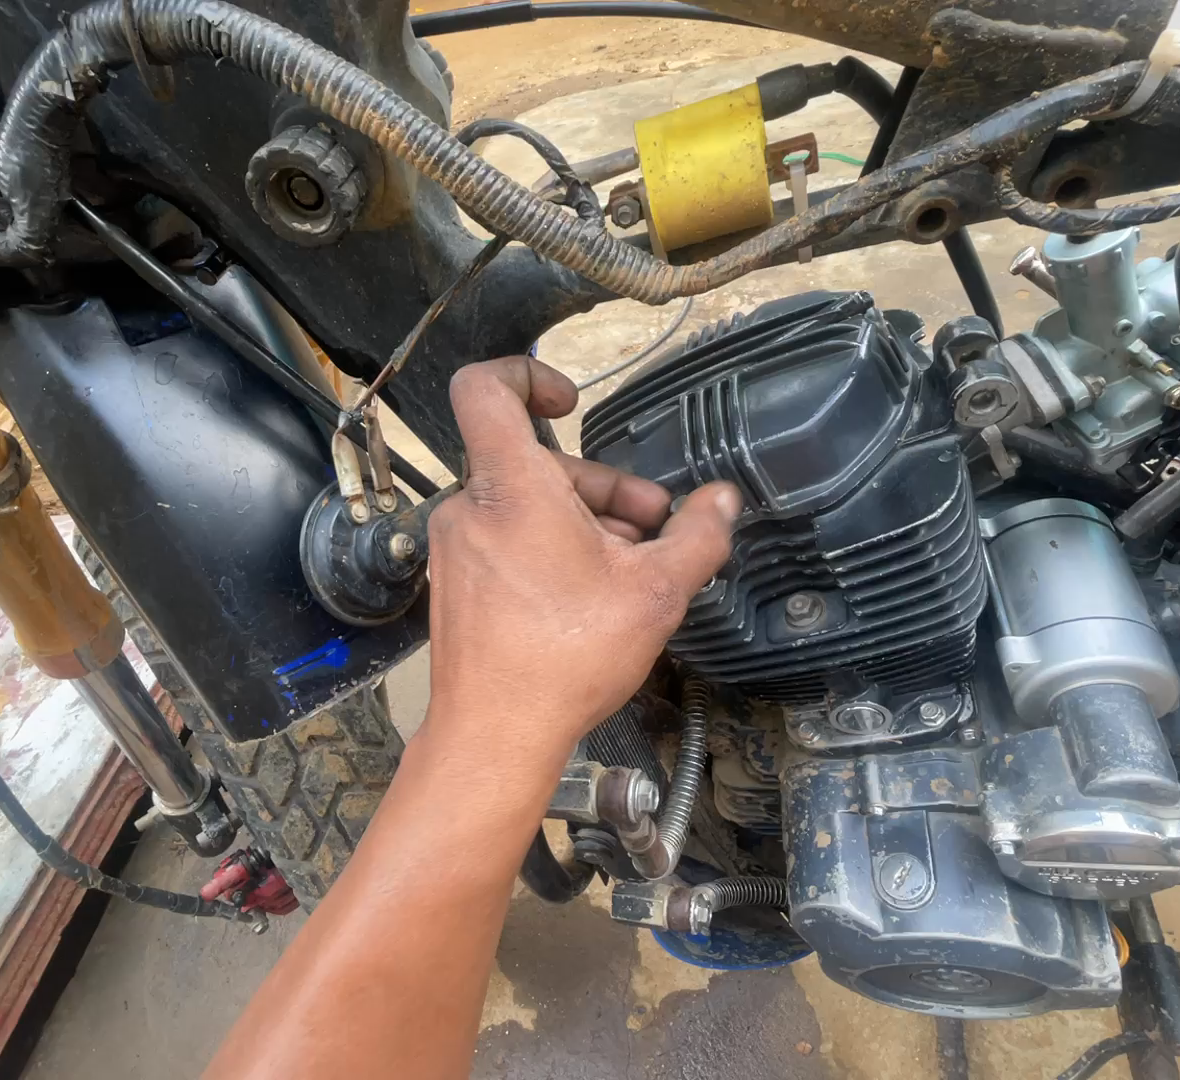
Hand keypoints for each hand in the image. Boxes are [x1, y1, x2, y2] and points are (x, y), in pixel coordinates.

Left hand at [425, 356, 740, 761]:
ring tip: (632, 565)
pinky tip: (591, 589)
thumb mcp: (655, 591)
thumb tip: (723, 500)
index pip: (486, 389)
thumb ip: (698, 536)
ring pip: (526, 505)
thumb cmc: (568, 657)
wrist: (495, 735)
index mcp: (510, 487)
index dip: (527, 375)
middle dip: (604, 488)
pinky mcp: (456, 580)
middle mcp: (472, 507)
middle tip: (654, 527)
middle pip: (538, 463)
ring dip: (584, 522)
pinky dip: (549, 546)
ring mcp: (457, 546)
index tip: (571, 403)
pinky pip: (506, 538)